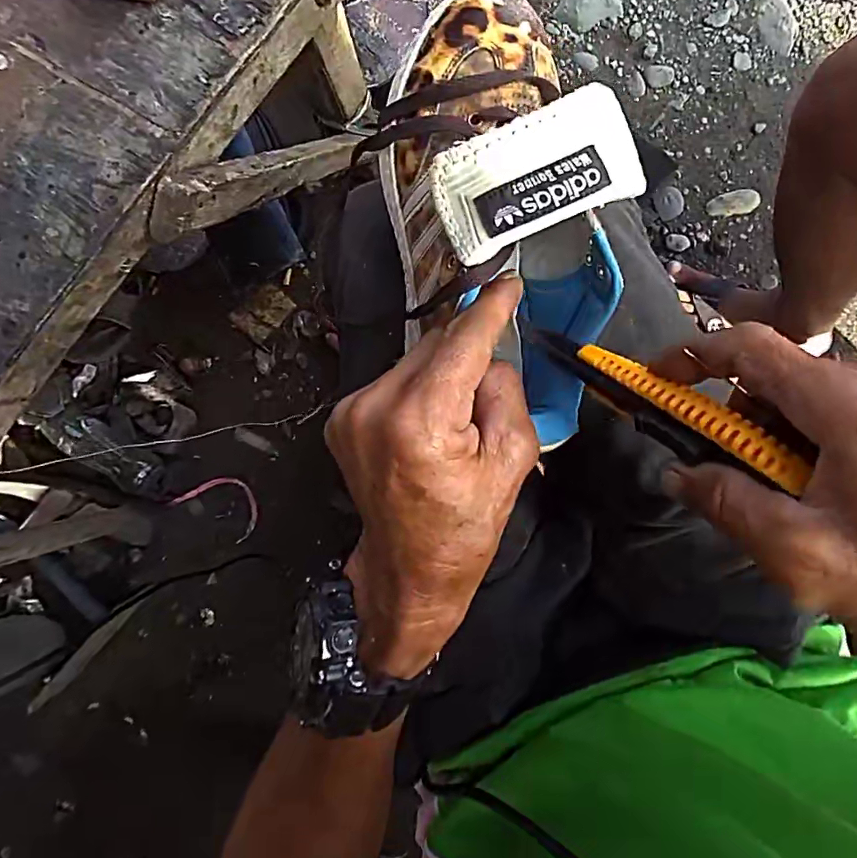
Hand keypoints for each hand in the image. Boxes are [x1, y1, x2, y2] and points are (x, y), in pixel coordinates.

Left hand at [326, 276, 537, 677]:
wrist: (409, 572)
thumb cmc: (461, 530)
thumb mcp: (512, 462)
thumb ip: (505, 393)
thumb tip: (489, 360)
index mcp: (420, 421)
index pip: (461, 342)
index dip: (489, 310)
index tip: (506, 285)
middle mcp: (375, 408)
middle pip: (435, 345)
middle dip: (469, 356)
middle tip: (486, 398)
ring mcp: (352, 412)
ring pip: (414, 360)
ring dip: (443, 374)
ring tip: (456, 425)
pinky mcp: (343, 418)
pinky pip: (395, 380)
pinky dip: (420, 389)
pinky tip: (431, 427)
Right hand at [649, 325, 856, 704]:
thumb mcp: (802, 556)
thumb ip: (728, 502)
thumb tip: (679, 473)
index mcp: (851, 404)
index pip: (750, 348)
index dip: (692, 356)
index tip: (658, 378)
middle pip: (782, 373)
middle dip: (739, 414)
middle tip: (729, 472)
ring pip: (815, 394)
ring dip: (779, 432)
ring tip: (787, 498)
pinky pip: (852, 412)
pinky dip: (816, 438)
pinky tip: (830, 496)